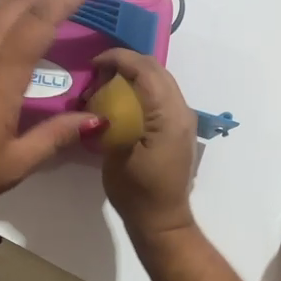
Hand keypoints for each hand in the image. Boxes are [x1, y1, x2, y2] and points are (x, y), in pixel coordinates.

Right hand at [89, 49, 197, 241]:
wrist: (163, 221)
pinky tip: (125, 98)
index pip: (146, 71)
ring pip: (163, 79)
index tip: (95, 63)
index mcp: (168, 117)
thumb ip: (111, 121)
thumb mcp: (115, 156)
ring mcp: (186, 118)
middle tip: (99, 73)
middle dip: (127, 63)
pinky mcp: (182, 126)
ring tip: (109, 82)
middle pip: (157, 70)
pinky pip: (164, 94)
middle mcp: (182, 111)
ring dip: (137, 74)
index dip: (120, 59)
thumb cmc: (137, 193)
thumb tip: (99, 98)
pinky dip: (145, 87)